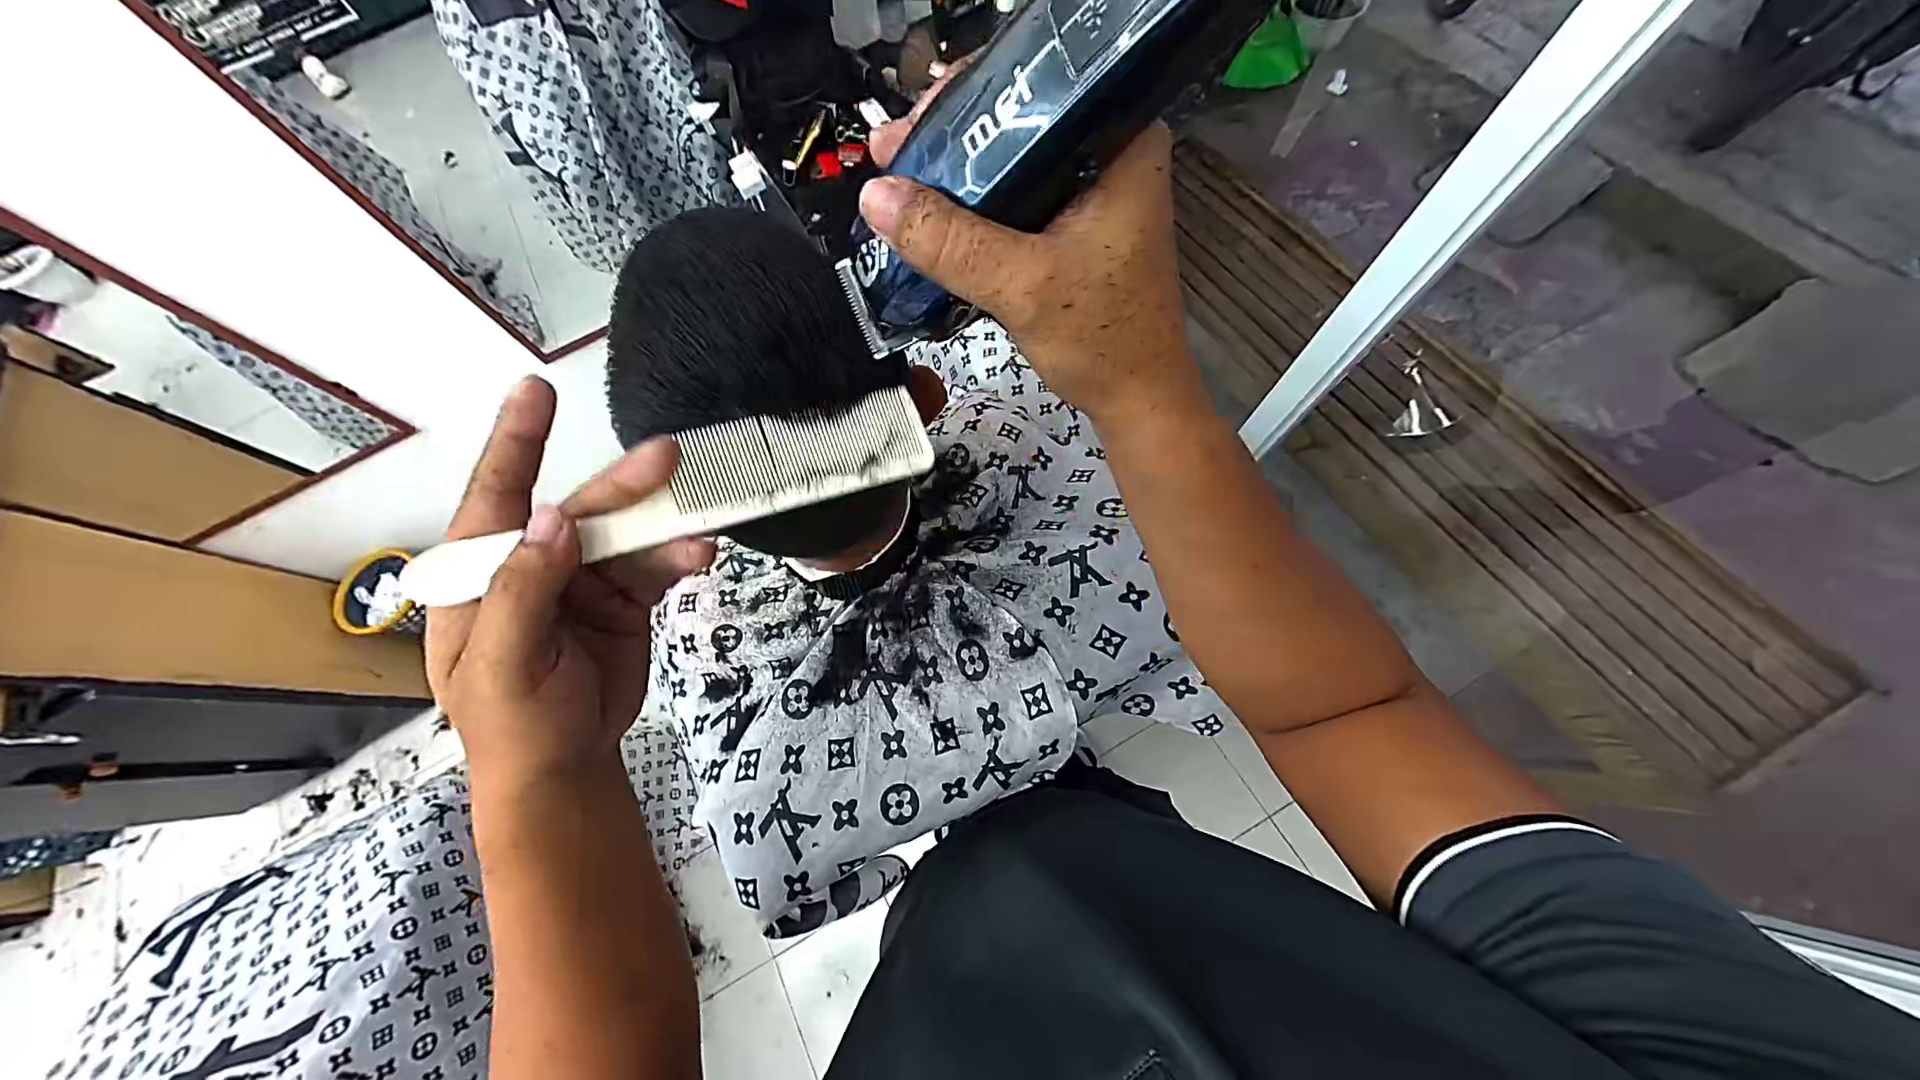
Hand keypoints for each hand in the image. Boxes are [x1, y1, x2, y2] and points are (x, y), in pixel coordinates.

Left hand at [425, 377, 713, 787]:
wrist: (566, 764)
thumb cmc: (513, 724)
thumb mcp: (500, 665)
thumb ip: (521, 590)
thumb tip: (553, 520)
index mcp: (481, 577)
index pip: (494, 499)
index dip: (515, 443)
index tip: (535, 393)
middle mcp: (535, 567)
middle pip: (580, 514)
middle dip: (621, 487)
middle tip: (665, 459)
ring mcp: (584, 582)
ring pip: (629, 539)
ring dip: (665, 532)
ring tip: (699, 532)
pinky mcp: (625, 599)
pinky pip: (656, 567)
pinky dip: (679, 559)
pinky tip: (700, 555)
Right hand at [862, 105, 1198, 422]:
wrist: (1134, 399)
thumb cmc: (1107, 343)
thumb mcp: (1024, 287)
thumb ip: (952, 243)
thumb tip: (881, 198)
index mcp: (1121, 145)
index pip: (1030, 92)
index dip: (963, 108)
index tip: (910, 132)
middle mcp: (1110, 157)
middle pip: (1014, 128)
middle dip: (951, 149)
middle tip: (895, 160)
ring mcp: (1091, 194)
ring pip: (1009, 170)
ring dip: (958, 185)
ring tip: (904, 191)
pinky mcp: (1074, 227)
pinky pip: (1014, 206)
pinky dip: (976, 217)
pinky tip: (938, 223)